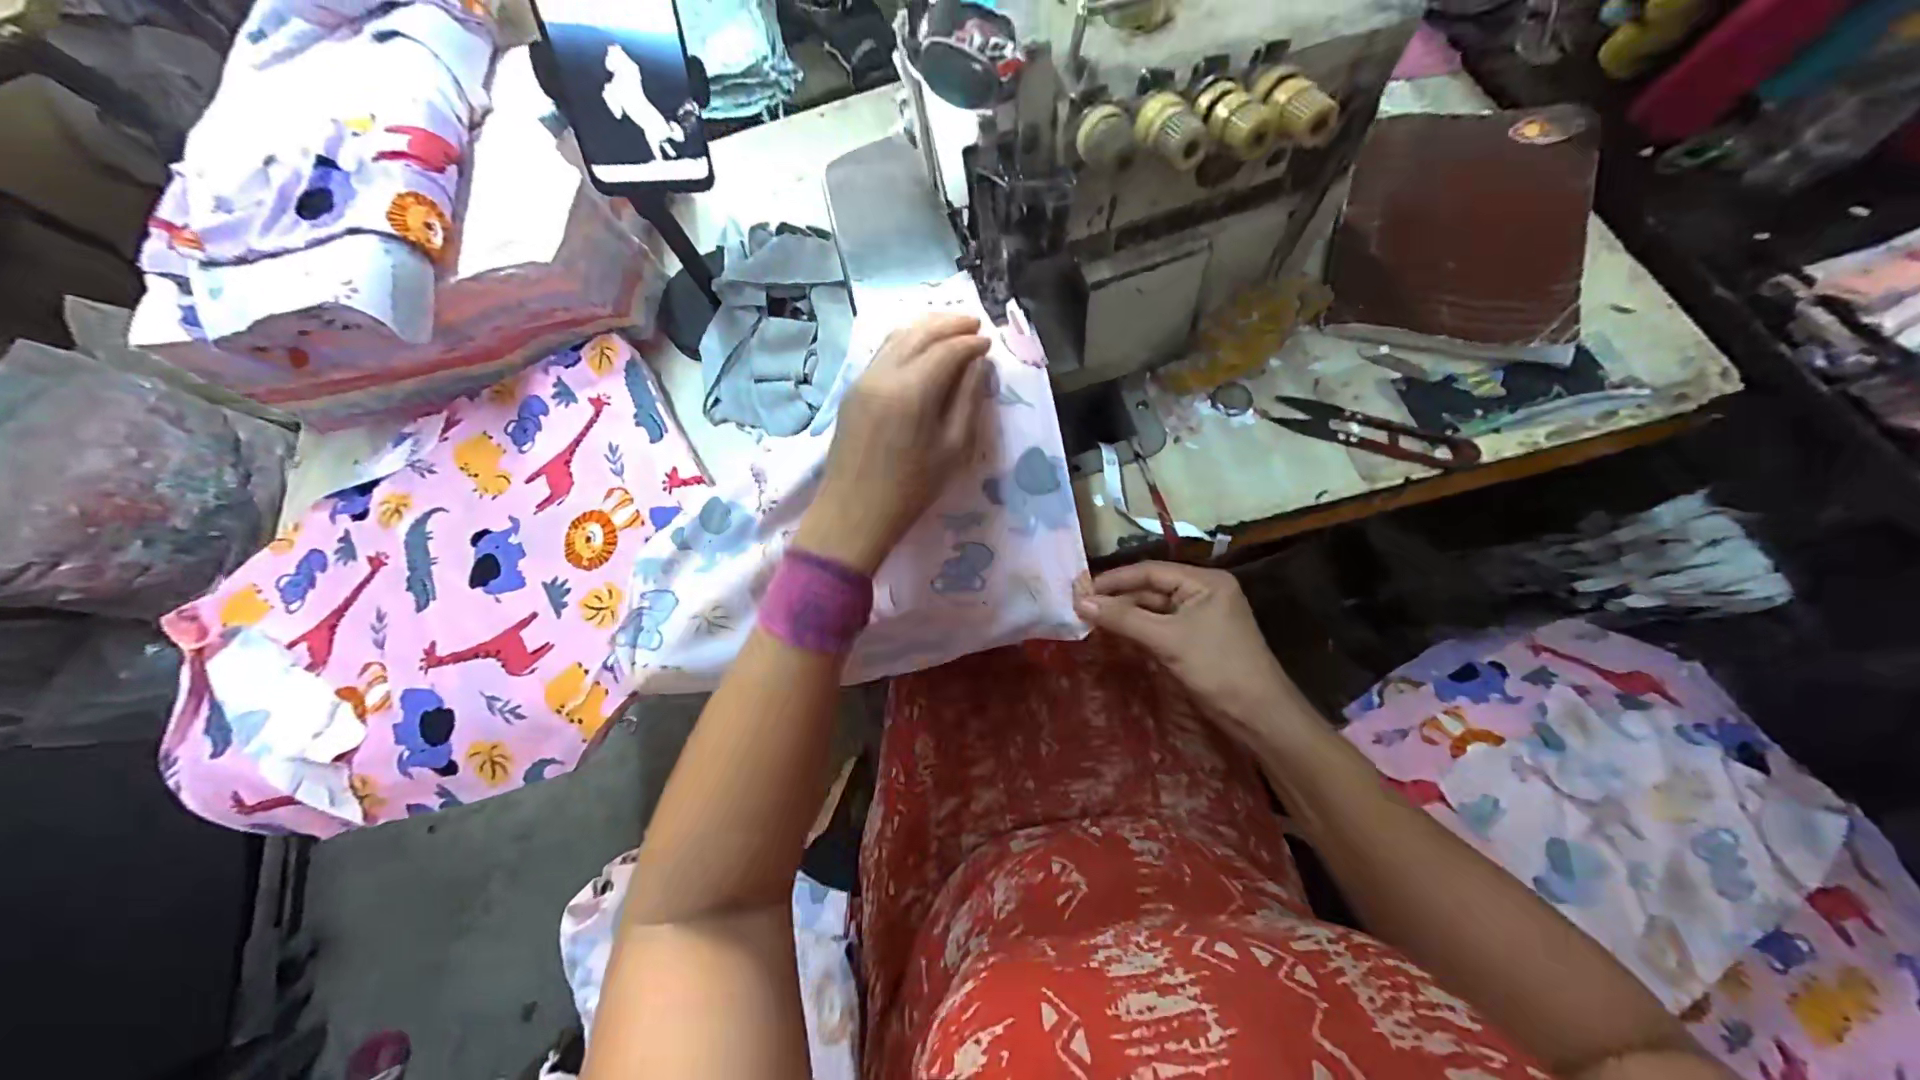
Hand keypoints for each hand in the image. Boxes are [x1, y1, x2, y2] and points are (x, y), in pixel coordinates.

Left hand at [795, 314, 991, 573]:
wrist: (854, 512)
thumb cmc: (911, 488)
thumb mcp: (953, 448)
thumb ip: (968, 400)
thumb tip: (978, 365)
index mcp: (912, 390)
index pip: (947, 349)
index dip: (971, 343)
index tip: (989, 344)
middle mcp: (884, 374)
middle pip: (919, 332)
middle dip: (949, 324)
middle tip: (974, 324)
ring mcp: (863, 379)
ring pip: (897, 337)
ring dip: (926, 328)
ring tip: (951, 330)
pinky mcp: (853, 390)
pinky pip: (883, 353)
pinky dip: (906, 342)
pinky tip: (921, 350)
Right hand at [1074, 562, 1314, 749]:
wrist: (1258, 715)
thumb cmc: (1217, 668)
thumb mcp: (1167, 640)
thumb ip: (1123, 618)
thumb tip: (1081, 602)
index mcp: (1205, 582)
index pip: (1151, 571)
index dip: (1114, 579)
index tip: (1081, 589)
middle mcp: (1203, 593)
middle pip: (1151, 588)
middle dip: (1117, 597)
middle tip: (1080, 606)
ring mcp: (1200, 617)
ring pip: (1153, 609)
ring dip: (1124, 615)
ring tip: (1089, 619)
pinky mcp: (1195, 640)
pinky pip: (1159, 627)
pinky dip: (1137, 630)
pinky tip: (1113, 634)